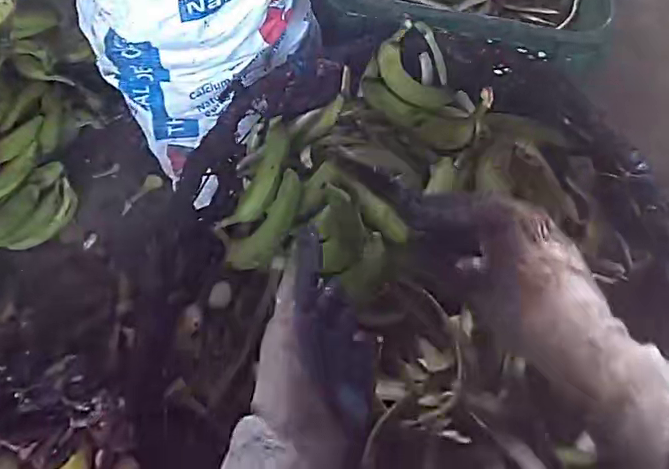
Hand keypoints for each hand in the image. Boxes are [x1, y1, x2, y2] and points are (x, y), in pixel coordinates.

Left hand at [228, 231, 370, 468]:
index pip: (312, 281)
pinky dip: (372, 338)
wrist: (302, 439)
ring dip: (362, 306)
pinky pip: (366, 353)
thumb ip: (300, 274)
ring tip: (380, 279)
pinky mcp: (358, 382)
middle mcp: (317, 335)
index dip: (325, 261)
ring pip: (351, 323)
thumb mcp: (290, 314)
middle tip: (368, 252)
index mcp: (295, 318)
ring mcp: (338, 358)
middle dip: (347, 280)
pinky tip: (378, 323)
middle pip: (334, 301)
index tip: (343, 233)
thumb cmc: (288, 369)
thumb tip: (307, 228)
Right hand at [411, 195, 668, 468]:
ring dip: (474, 232)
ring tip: (451, 246)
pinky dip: (495, 242)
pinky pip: (516, 234)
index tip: (409, 219)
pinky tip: (483, 258)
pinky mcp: (558, 246)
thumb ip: (447, 269)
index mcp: (502, 213)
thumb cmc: (527, 315)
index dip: (430, 216)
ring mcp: (544, 226)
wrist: (589, 347)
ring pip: (498, 222)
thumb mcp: (479, 294)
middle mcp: (523, 210)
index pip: (455, 208)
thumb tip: (417, 255)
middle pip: (477, 210)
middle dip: (451, 222)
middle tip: (426, 231)